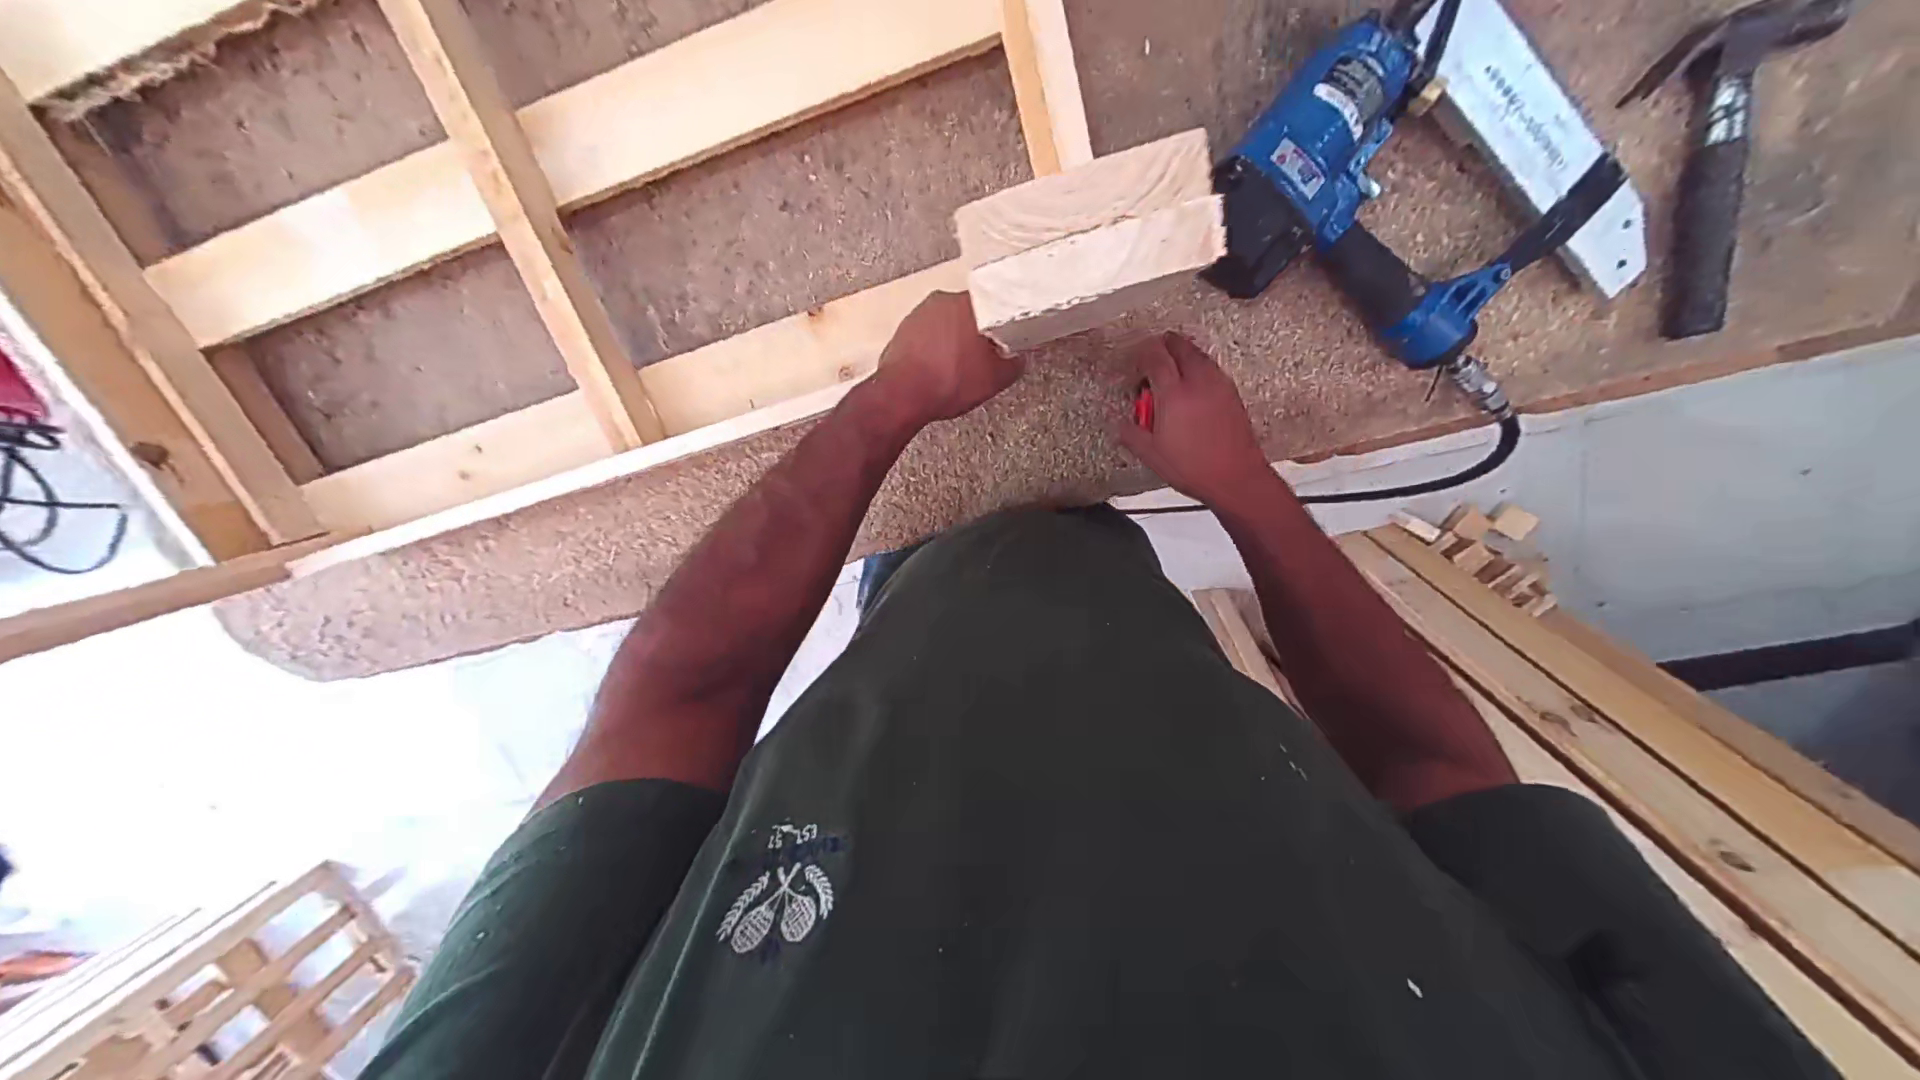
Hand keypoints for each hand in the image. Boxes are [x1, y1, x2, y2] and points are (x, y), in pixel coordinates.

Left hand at [869, 292, 1022, 425]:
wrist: (903, 396)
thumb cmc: (947, 381)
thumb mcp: (995, 379)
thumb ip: (1013, 364)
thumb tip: (1017, 359)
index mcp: (968, 304)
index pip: (992, 306)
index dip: (998, 328)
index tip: (1000, 344)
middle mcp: (941, 302)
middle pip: (966, 315)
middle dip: (973, 335)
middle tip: (980, 360)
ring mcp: (918, 316)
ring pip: (944, 326)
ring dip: (951, 343)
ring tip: (957, 370)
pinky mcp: (901, 332)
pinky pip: (924, 338)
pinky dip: (932, 351)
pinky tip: (937, 372)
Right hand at [1118, 332, 1277, 509]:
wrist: (1235, 477)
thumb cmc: (1195, 467)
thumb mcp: (1151, 454)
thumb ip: (1131, 434)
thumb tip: (1124, 425)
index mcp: (1174, 395)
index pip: (1155, 358)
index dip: (1142, 354)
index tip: (1135, 360)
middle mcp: (1198, 383)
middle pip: (1180, 346)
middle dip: (1164, 345)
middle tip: (1153, 353)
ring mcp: (1218, 386)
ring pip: (1198, 354)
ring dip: (1182, 354)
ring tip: (1171, 368)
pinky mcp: (1231, 393)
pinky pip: (1211, 368)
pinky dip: (1198, 367)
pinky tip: (1191, 385)